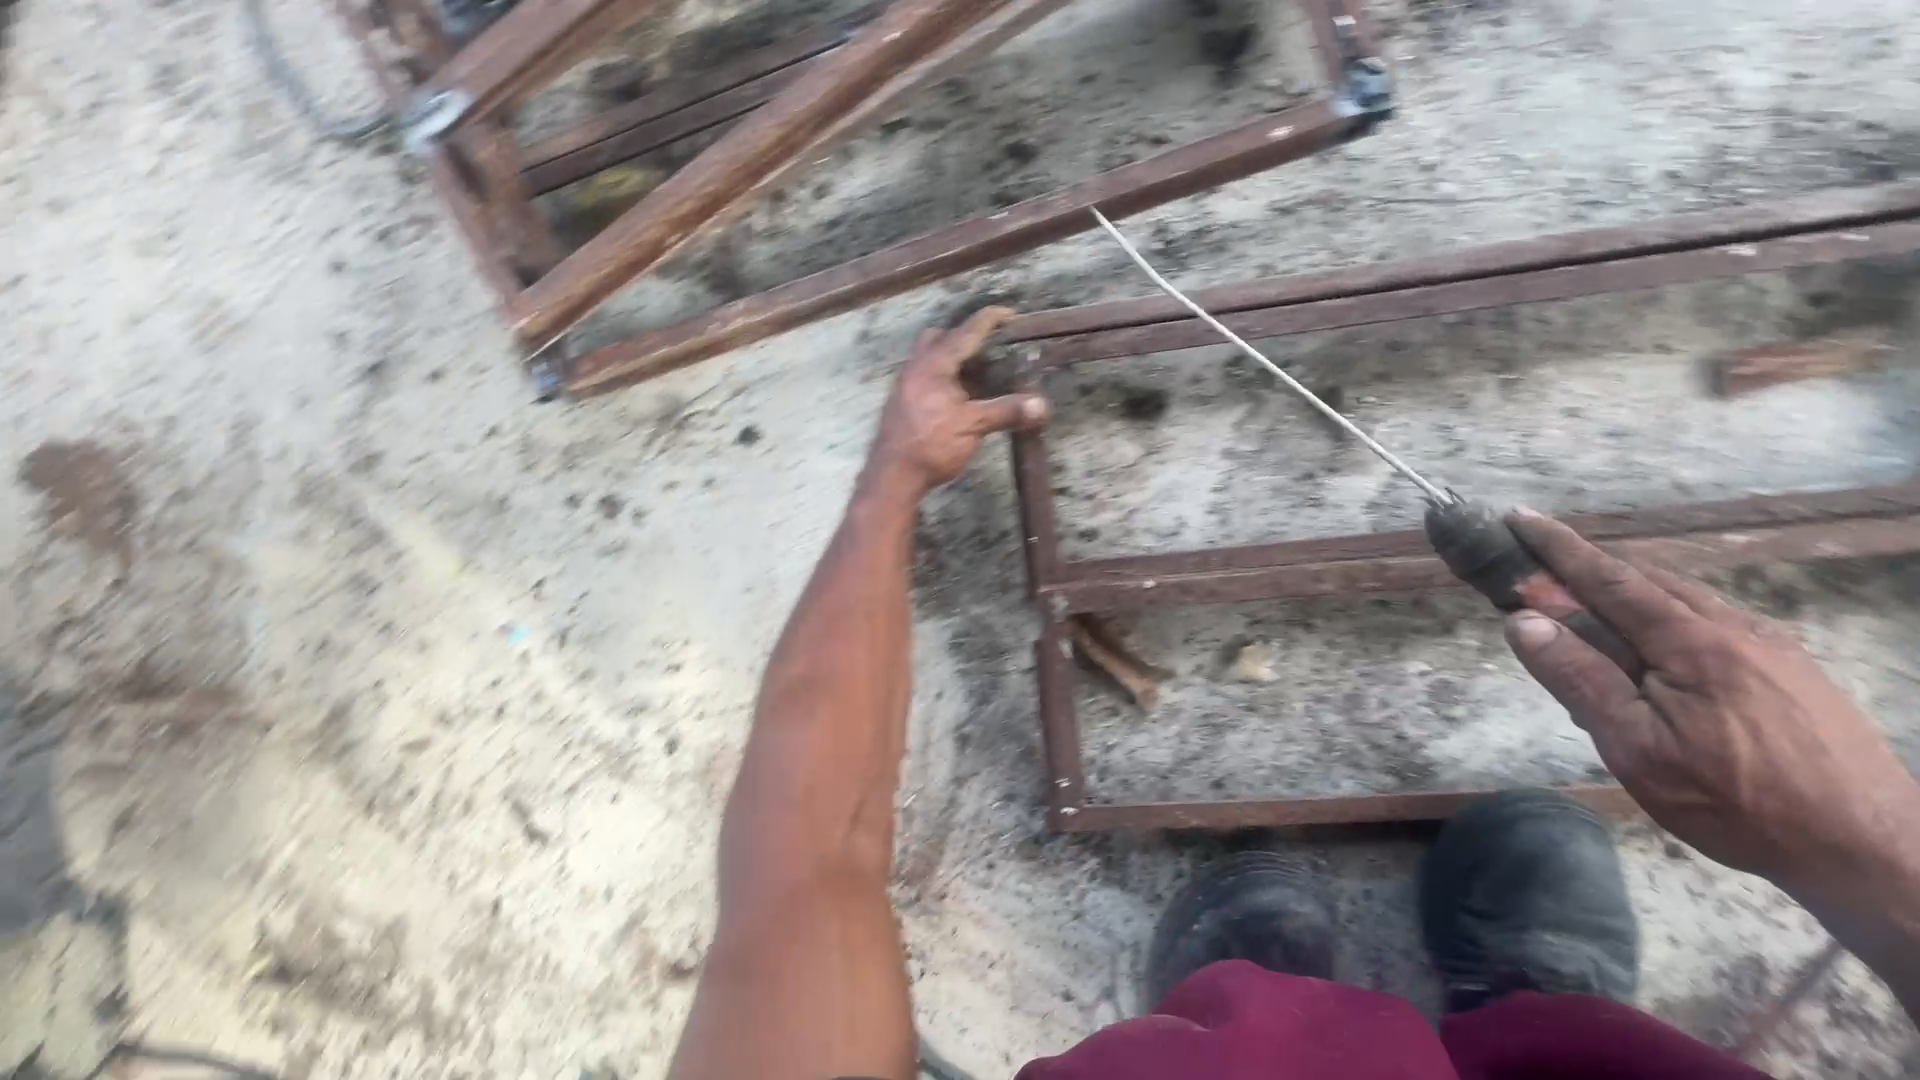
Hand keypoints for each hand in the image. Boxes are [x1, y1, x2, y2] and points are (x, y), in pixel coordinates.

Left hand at [865, 308, 1049, 496]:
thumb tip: (1041, 406)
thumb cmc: (930, 446)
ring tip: (983, 376)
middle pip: (941, 338)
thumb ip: (1006, 411)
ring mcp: (907, 385)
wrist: (892, 477)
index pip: (966, 332)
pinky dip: (948, 379)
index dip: (990, 320)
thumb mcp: (972, 426)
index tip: (1010, 314)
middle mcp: (916, 367)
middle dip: (966, 339)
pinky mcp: (904, 403)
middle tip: (992, 351)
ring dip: (957, 361)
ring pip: (933, 359)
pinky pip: (928, 378)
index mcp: (933, 364)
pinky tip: (963, 398)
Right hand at [1501, 510, 1919, 903]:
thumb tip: (1523, 620)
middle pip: (1646, 579)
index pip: (1607, 580)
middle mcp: (1734, 628)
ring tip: (1589, 614)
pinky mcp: (1793, 669)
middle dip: (1587, 568)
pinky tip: (1658, 649)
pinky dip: (1665, 614)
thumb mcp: (1636, 748)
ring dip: (1626, 592)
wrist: (1875, 850)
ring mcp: (1771, 647)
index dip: (1557, 548)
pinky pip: (1713, 620)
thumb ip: (1580, 679)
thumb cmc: (1738, 803)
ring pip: (1683, 598)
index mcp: (1690, 643)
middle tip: (1538, 578)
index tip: (1517, 518)